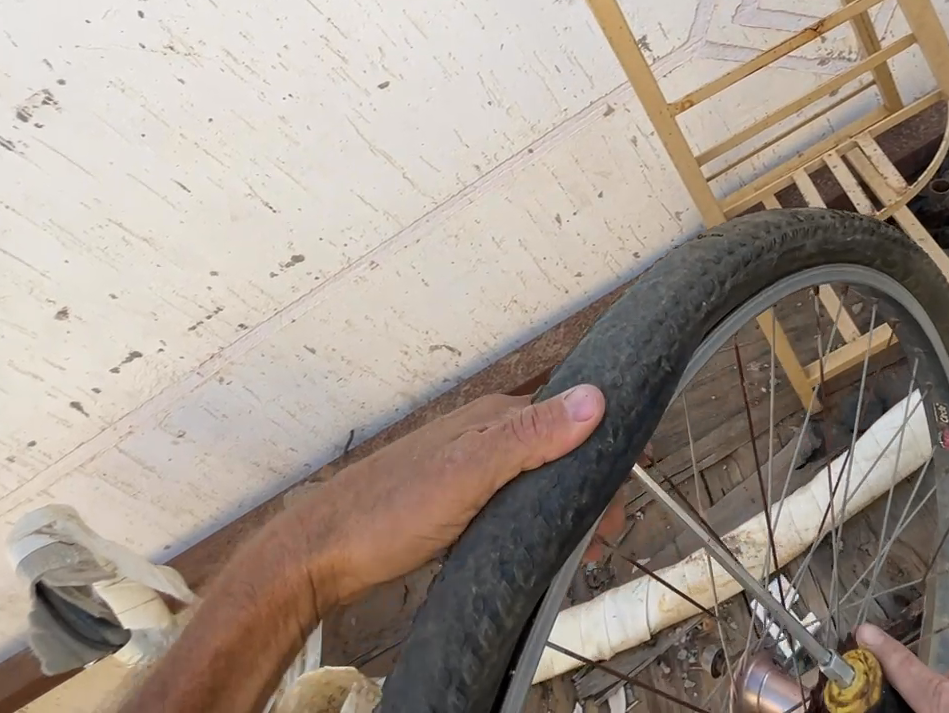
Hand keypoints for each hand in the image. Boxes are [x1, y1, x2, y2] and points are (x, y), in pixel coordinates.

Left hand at [291, 384, 605, 607]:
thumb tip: (596, 396)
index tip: (626, 490)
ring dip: (563, 509)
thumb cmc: (392, 509)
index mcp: (495, 419)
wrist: (322, 552)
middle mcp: (486, 435)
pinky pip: (511, 503)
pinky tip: (537, 548)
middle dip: (587, 489)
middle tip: (601, 538)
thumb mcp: (470, 472)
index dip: (603, 450)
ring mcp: (470, 467)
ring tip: (578, 552)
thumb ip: (531, 436)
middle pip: (556, 451)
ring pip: (535, 479)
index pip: (569, 419)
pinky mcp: (457, 500)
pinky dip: (534, 522)